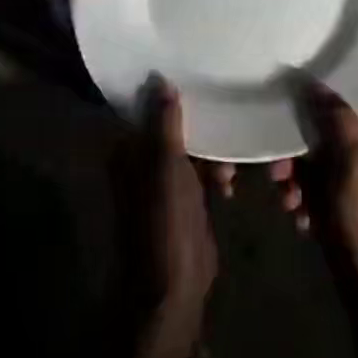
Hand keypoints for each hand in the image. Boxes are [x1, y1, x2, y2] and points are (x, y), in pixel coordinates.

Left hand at [129, 78, 218, 307]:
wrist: (174, 282)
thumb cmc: (164, 217)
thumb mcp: (165, 163)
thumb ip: (164, 121)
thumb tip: (161, 79)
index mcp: (127, 150)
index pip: (143, 110)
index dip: (165, 95)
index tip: (191, 74)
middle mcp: (141, 162)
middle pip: (170, 129)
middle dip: (196, 125)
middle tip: (223, 112)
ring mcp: (163, 183)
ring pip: (190, 152)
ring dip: (211, 154)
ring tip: (228, 166)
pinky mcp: (184, 202)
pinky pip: (202, 175)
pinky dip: (216, 176)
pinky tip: (230, 184)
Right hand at [269, 86, 357, 299]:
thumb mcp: (356, 160)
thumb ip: (336, 118)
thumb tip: (314, 83)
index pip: (340, 108)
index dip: (310, 113)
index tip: (283, 120)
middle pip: (319, 135)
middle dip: (296, 156)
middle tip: (278, 173)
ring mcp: (350, 180)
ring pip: (308, 162)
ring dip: (294, 181)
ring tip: (289, 200)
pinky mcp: (335, 203)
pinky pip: (308, 187)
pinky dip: (299, 199)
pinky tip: (299, 216)